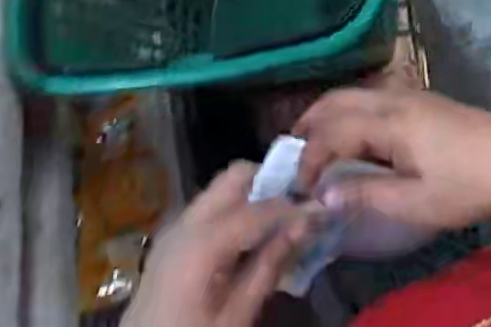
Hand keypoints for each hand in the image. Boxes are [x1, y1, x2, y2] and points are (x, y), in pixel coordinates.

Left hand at [120, 162, 310, 326]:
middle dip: (270, 185)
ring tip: (278, 227)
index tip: (322, 210)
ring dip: (252, 198)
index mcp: (201, 243)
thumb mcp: (235, 321)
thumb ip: (269, 267)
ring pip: (221, 190)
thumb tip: (304, 225)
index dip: (294, 208)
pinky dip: (233, 213)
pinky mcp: (169, 244)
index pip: (260, 208)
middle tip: (297, 210)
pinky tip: (250, 244)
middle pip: (236, 177)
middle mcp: (185, 222)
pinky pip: (208, 210)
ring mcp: (172, 230)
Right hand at [295, 90, 490, 231]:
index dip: (308, 159)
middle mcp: (392, 98)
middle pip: (336, 100)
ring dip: (326, 116)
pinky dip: (347, 113)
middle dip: (308, 125)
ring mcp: (407, 94)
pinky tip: (350, 138)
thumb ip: (366, 196)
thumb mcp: (416, 203)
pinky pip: (369, 98)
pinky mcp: (419, 100)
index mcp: (388, 121)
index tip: (298, 189)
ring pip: (352, 95)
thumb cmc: (467, 183)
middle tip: (289, 158)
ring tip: (312, 148)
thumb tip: (322, 196)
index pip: (332, 132)